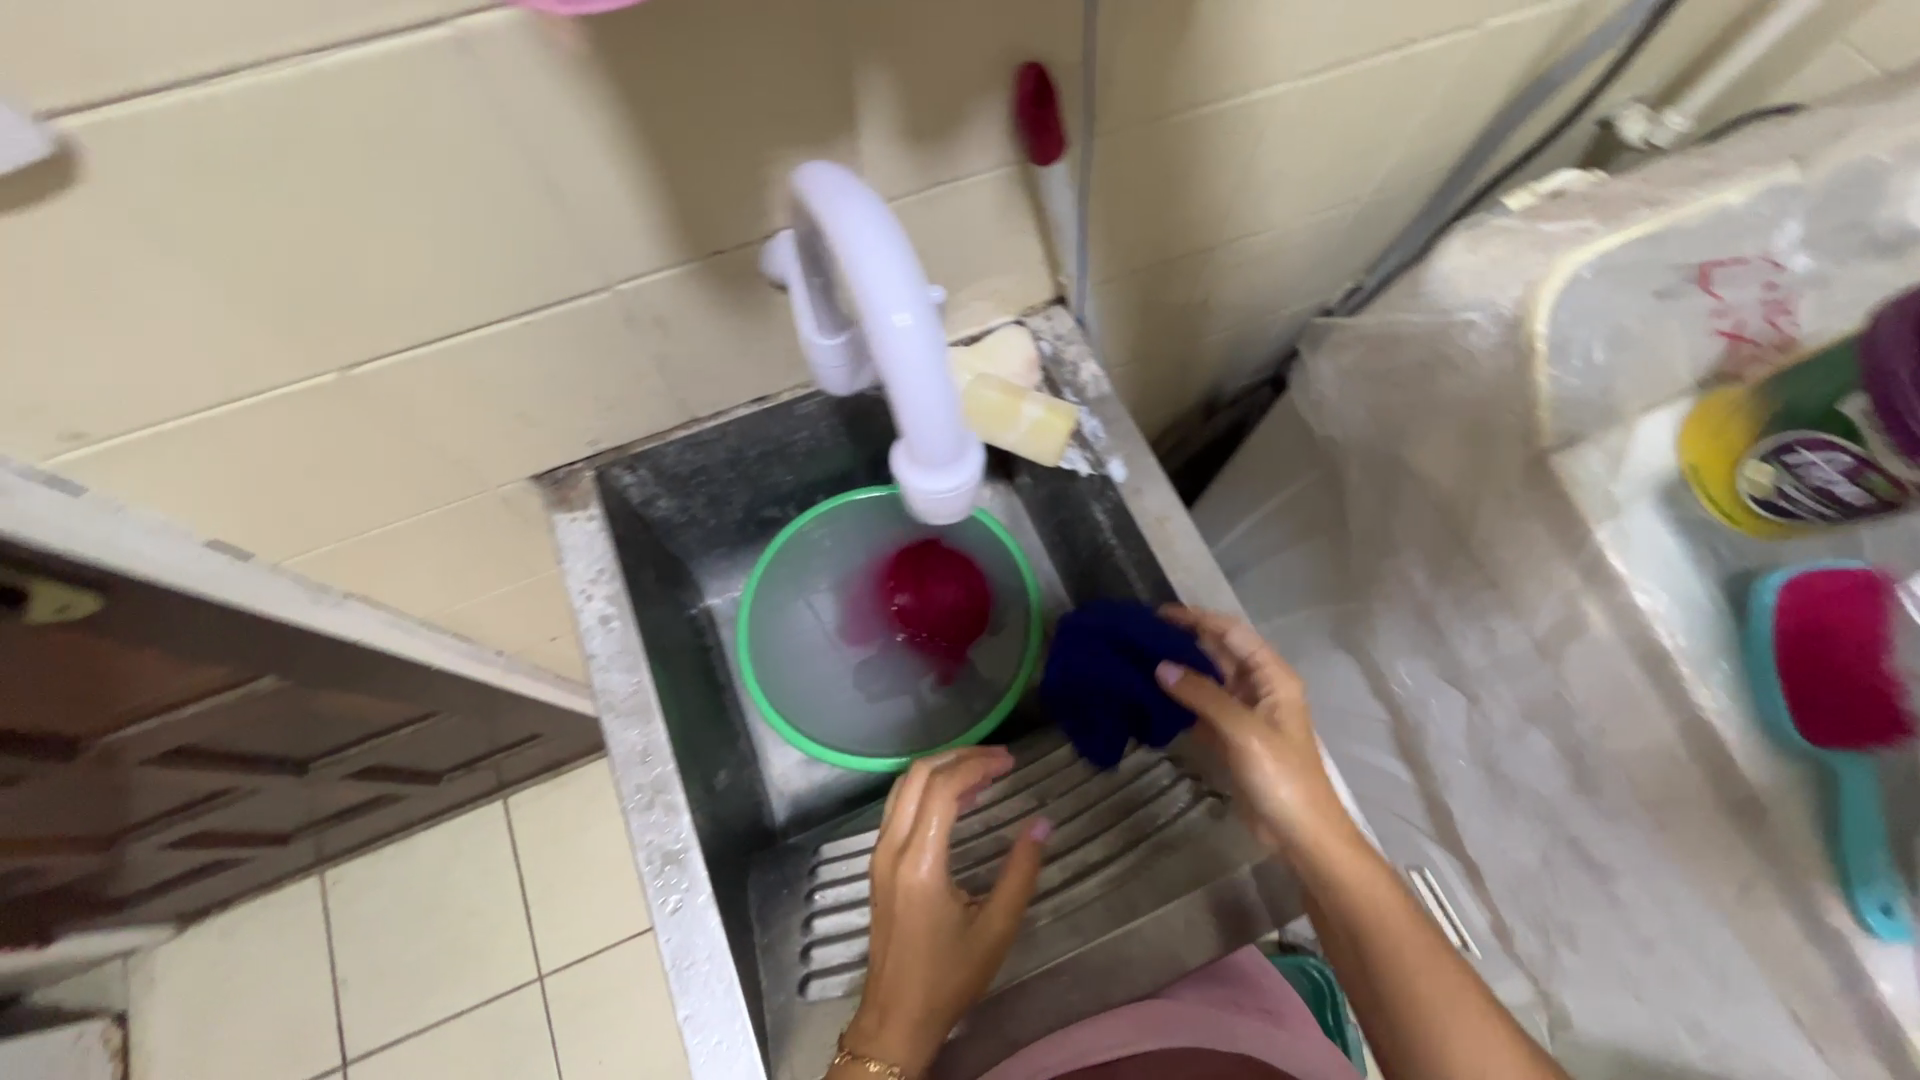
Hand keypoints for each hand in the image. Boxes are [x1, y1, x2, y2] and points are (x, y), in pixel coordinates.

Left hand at [841, 746, 1051, 1076]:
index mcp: (919, 861)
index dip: (976, 765)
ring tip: (984, 772)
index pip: (942, 788)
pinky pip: (900, 806)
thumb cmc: (948, 977)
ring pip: (903, 786)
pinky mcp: (879, 862)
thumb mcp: (996, 929)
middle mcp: (891, 847)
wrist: (896, 1016)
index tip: (1010, 761)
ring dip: (941, 769)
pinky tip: (958, 799)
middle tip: (999, 759)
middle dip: (959, 757)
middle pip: (917, 775)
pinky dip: (927, 789)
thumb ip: (1021, 872)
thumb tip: (1043, 823)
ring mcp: (879, 853)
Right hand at [1155, 605, 1354, 855]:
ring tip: (1139, 658)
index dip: (1198, 619)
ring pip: (1208, 679)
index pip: (1232, 633)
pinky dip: (1179, 699)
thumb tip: (1161, 666)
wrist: (1300, 833)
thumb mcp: (1243, 731)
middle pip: (1219, 652)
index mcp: (1273, 677)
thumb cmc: (1281, 777)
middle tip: (1140, 634)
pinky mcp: (1230, 737)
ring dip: (1179, 668)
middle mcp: (1258, 688)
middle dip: (1184, 640)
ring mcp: (1244, 713)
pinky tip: (1151, 695)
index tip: (1158, 613)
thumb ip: (1203, 695)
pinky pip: (1201, 707)